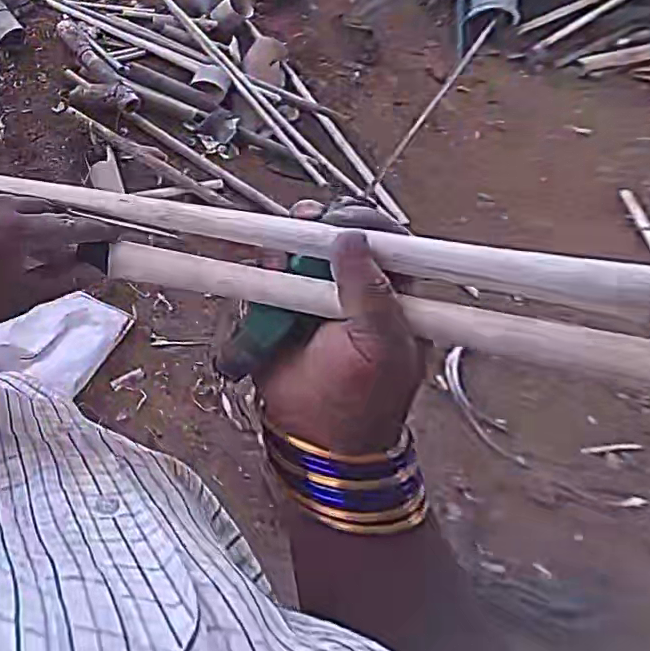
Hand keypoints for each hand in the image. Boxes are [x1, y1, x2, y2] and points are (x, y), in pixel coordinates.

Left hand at [0, 194, 114, 329]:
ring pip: (19, 201)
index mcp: (17, 229)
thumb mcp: (23, 296)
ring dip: (36, 215)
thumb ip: (64, 279)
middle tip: (79, 238)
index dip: (94, 230)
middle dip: (64, 221)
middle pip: (45, 207)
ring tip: (43, 238)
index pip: (68, 225)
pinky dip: (9, 213)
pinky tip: (10, 233)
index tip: (112, 233)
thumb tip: (96, 269)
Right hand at [255, 230, 427, 454]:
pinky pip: (263, 274)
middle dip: (313, 227)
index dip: (360, 226)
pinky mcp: (273, 304)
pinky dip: (256, 264)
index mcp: (393, 298)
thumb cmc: (360, 397)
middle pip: (332, 241)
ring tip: (275, 256)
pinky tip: (256, 265)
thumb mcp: (380, 347)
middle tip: (299, 221)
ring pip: (293, 253)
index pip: (384, 246)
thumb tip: (353, 240)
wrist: (311, 430)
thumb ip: (371, 294)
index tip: (335, 220)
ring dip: (281, 246)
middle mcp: (351, 290)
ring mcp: (309, 296)